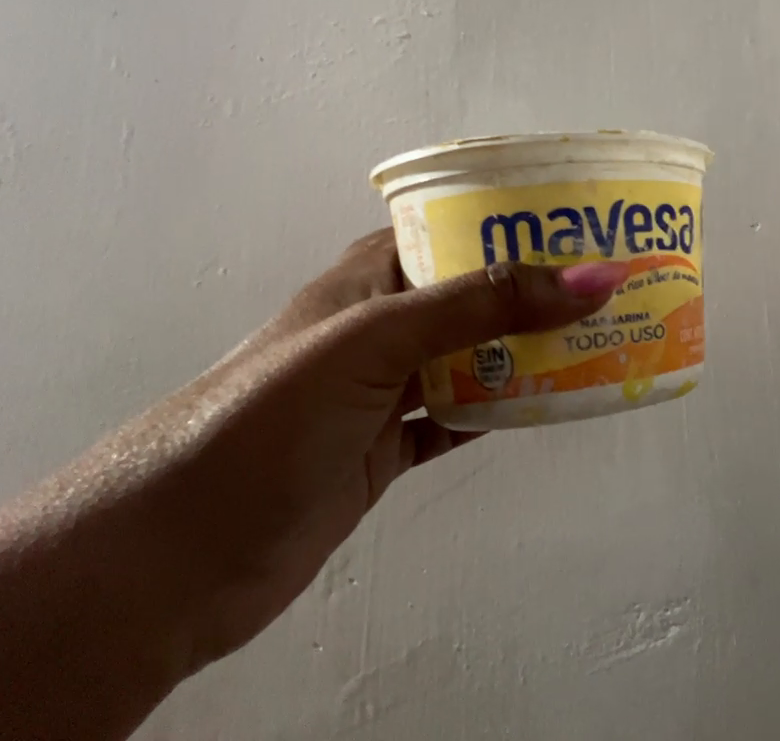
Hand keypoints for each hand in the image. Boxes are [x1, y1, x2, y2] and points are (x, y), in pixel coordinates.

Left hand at [0, 232, 627, 740]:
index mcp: (364, 281)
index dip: (509, 219)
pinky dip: (503, 410)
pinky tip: (550, 406)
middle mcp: (376, 329)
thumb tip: (597, 277)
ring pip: (474, 358)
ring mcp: (381, 393)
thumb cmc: (264, 422)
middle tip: (610, 285)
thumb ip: (483, 306)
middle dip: (535, 289)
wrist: (169, 560)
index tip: (579, 219)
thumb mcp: (376, 341)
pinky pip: (462, 417)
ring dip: (528, 352)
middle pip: (471, 295)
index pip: (446, 229)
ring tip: (601, 341)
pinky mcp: (386, 450)